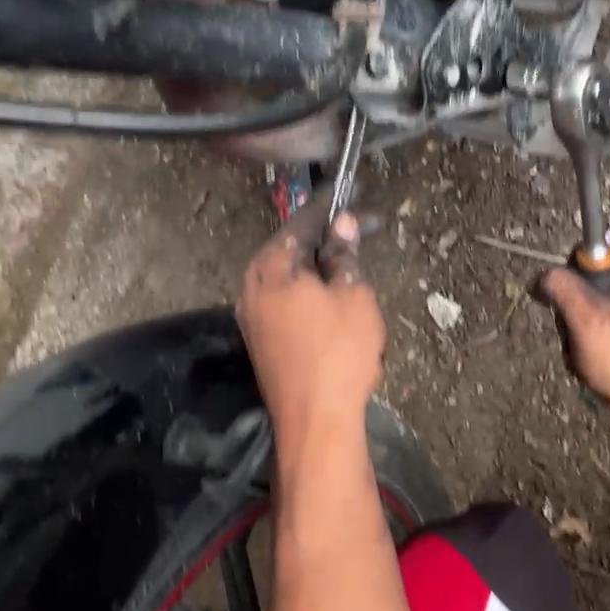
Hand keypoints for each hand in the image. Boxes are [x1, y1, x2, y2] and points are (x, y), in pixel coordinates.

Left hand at [236, 197, 383, 439]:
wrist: (315, 420)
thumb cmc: (339, 351)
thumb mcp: (353, 295)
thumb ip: (344, 256)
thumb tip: (342, 223)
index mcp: (272, 267)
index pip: (303, 221)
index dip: (331, 205)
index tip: (352, 190)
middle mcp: (252, 286)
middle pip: (290, 248)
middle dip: (323, 238)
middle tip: (357, 231)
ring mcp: (251, 316)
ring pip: (286, 276)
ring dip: (315, 267)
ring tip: (349, 265)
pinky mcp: (260, 340)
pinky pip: (284, 299)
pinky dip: (307, 290)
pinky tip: (332, 299)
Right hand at [537, 249, 609, 429]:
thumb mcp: (586, 318)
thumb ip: (560, 287)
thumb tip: (541, 278)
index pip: (587, 257)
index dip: (571, 282)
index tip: (571, 311)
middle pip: (589, 285)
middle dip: (576, 315)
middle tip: (581, 340)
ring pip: (594, 311)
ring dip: (581, 336)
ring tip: (590, 359)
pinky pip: (607, 330)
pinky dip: (596, 348)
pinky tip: (600, 368)